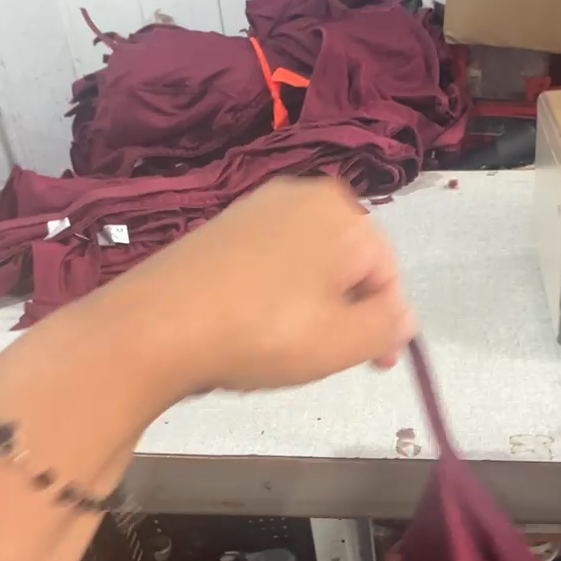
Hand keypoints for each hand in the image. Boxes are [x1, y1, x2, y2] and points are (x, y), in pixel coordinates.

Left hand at [100, 177, 415, 394]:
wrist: (156, 327)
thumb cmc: (264, 332)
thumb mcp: (344, 341)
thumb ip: (388, 327)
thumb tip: (403, 318)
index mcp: (342, 214)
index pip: (388, 273)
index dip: (388, 324)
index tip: (378, 365)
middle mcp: (302, 195)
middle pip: (350, 263)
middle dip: (351, 310)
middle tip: (333, 355)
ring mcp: (257, 206)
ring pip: (312, 264)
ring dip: (317, 304)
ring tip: (294, 344)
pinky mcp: (223, 226)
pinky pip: (274, 261)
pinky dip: (281, 292)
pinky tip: (260, 324)